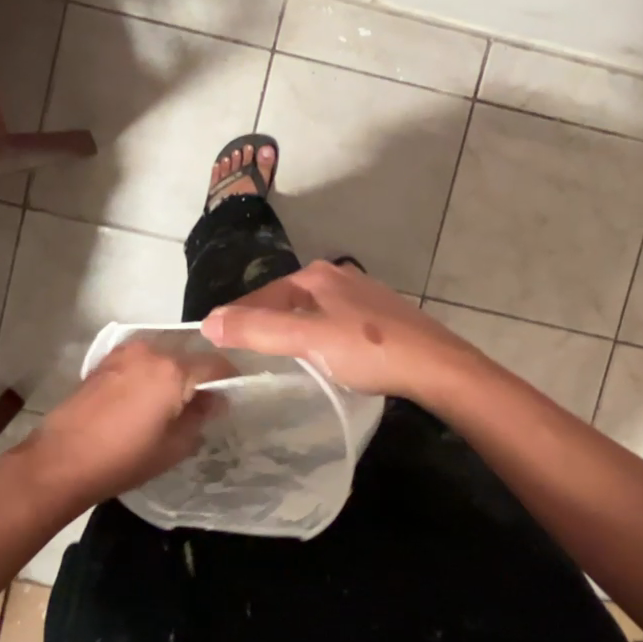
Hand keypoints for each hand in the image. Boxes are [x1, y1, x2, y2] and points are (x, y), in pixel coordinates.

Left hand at [18, 339, 229, 506]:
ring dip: (173, 374)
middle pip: (188, 356)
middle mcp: (151, 350)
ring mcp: (125, 352)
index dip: (229, 379)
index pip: (216, 363)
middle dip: (199, 376)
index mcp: (174, 369)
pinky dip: (150, 374)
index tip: (231, 397)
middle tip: (202, 405)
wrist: (61, 459)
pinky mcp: (105, 361)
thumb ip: (201, 416)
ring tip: (171, 404)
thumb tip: (216, 399)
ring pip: (163, 356)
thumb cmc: (124, 457)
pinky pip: (141, 360)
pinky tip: (145, 400)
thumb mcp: (174, 445)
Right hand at [199, 259, 481, 398]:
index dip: (239, 322)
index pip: (261, 295)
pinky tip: (323, 362)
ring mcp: (362, 295)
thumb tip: (207, 322)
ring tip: (280, 365)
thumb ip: (257, 330)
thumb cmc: (367, 350)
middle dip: (266, 327)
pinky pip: (334, 325)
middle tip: (248, 361)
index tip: (223, 352)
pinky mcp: (380, 316)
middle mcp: (338, 277)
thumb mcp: (306, 340)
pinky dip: (319, 340)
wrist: (434, 366)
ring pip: (311, 314)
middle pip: (286, 303)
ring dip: (293, 335)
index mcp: (316, 275)